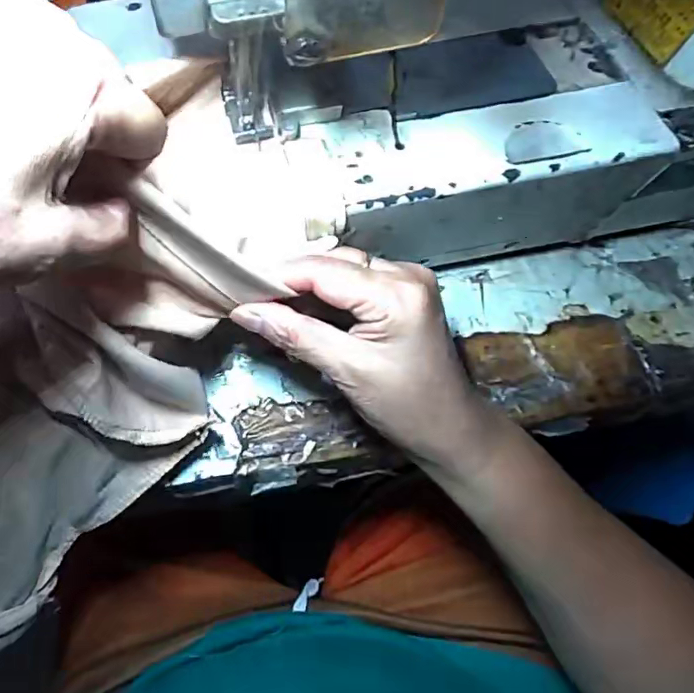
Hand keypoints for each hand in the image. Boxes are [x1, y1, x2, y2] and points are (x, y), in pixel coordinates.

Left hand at [0, 0, 164, 332]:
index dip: (124, 166)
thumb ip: (107, 235)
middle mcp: (42, 18)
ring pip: (37, 32)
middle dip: (79, 119)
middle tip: (21, 162)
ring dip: (28, 70)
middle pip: (95, 77)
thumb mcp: (30, 255)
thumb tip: (130, 221)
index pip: (145, 125)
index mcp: (85, 87)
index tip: (87, 192)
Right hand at [229, 250, 508, 476]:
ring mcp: (409, 279)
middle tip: (251, 295)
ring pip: (344, 267)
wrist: (453, 430)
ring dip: (308, 282)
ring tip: (270, 298)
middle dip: (292, 277)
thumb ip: (296, 335)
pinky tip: (304, 304)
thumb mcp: (347, 371)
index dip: (279, 277)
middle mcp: (405, 273)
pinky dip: (329, 290)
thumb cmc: (406, 407)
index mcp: (396, 292)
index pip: (324, 271)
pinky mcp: (406, 291)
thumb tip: (247, 312)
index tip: (240, 289)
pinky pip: (358, 278)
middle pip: (334, 262)